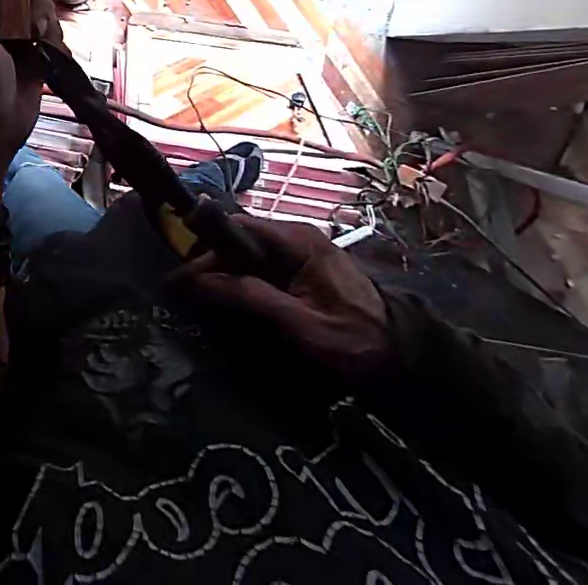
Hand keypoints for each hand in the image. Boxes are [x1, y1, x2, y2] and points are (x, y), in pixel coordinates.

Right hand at [179, 216, 389, 377]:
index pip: (239, 229)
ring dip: (224, 272)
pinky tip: (228, 298)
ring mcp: (301, 251)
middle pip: (241, 239)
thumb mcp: (301, 322)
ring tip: (198, 296)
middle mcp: (297, 237)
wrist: (405, 358)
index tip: (182, 275)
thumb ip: (251, 297)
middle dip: (210, 262)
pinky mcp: (303, 268)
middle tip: (184, 291)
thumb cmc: (355, 340)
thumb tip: (201, 281)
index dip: (206, 248)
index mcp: (299, 241)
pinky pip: (262, 265)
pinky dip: (241, 278)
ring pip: (249, 253)